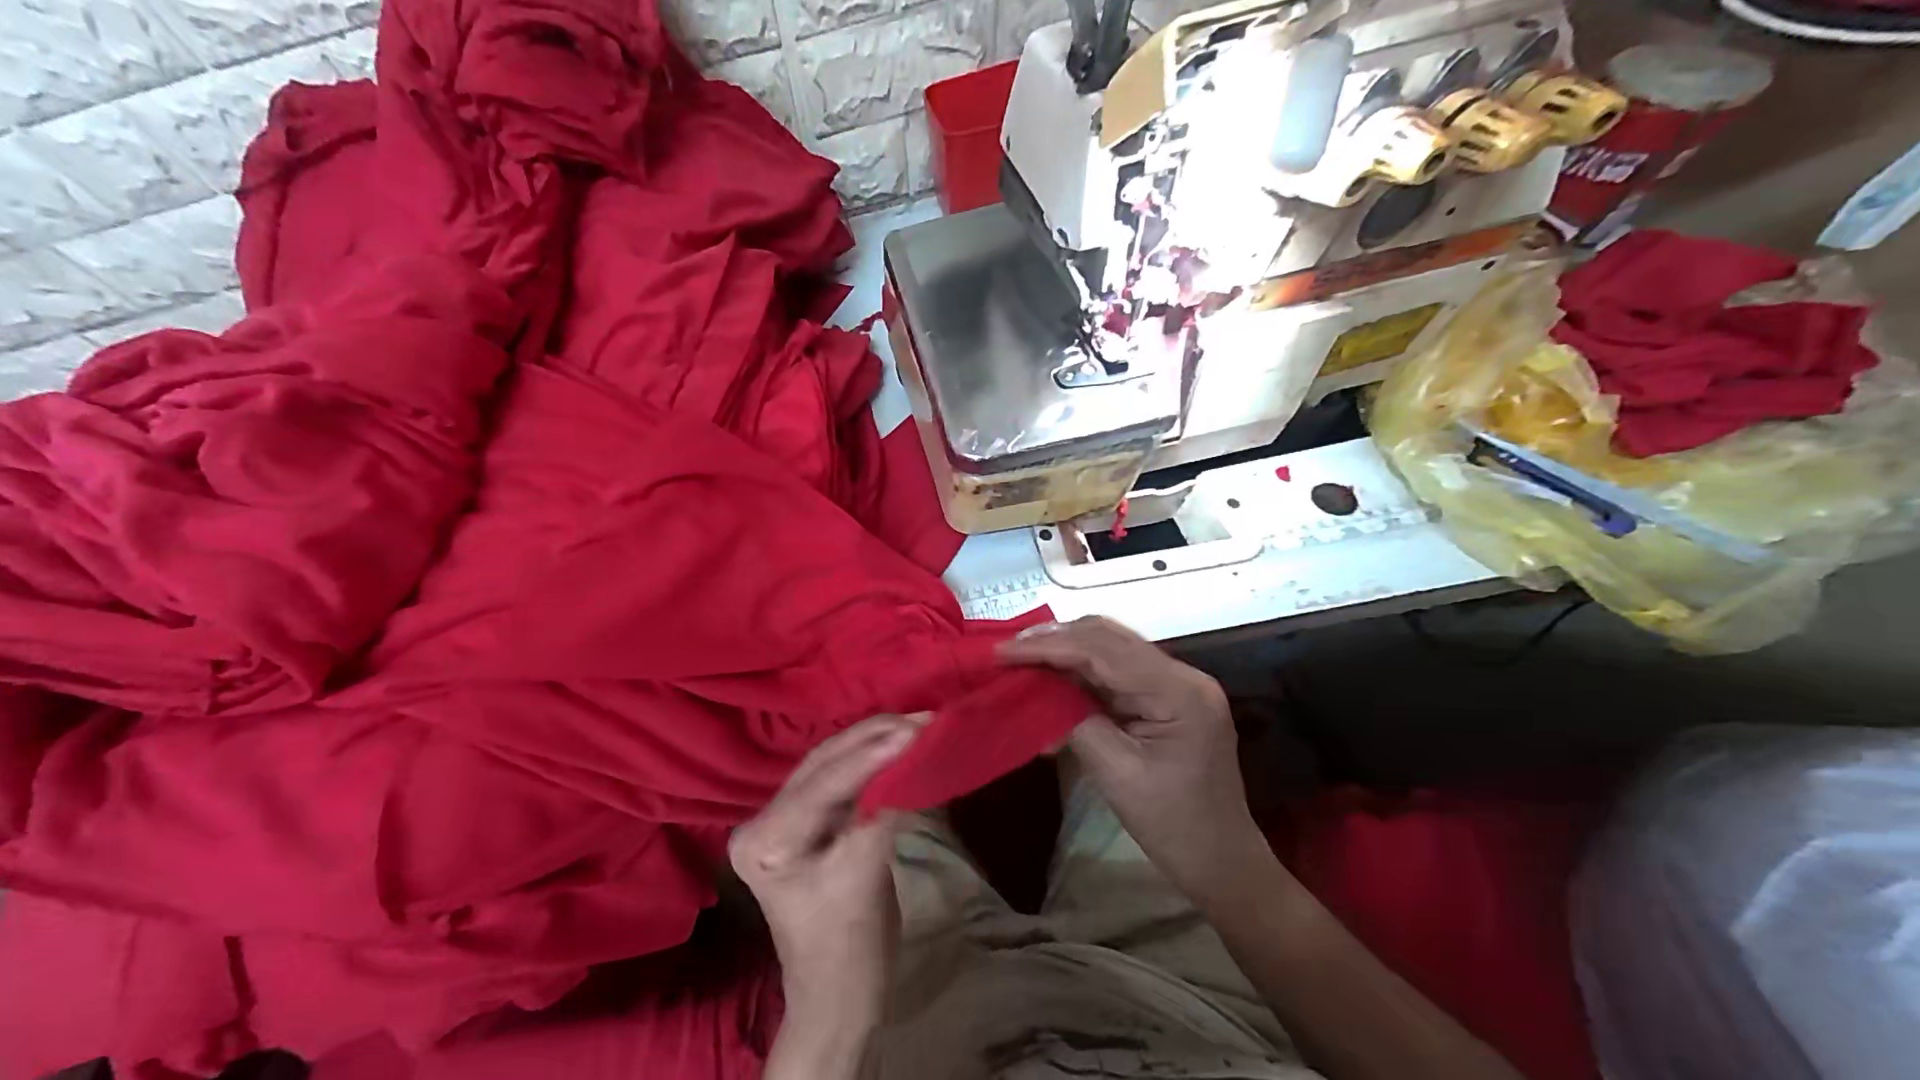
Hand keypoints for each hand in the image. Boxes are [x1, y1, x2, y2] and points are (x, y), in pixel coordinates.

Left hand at [730, 714, 919, 1036]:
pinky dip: (873, 760)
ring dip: (875, 741)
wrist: (840, 994)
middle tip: (922, 718)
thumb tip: (912, 757)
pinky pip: (841, 778)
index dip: (871, 753)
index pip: (823, 784)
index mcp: (763, 840)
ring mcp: (782, 818)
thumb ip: (882, 814)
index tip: (915, 728)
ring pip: (832, 763)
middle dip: (874, 736)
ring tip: (917, 723)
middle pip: (823, 763)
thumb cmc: (848, 948)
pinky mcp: (806, 821)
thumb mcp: (865, 879)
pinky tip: (900, 744)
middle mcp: (762, 821)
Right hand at [997, 617, 1263, 899]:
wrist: (1221, 860)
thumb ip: (1075, 722)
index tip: (1003, 651)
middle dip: (1055, 638)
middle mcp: (1183, 675)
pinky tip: (1053, 674)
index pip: (1103, 651)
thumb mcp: (1116, 773)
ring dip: (1067, 648)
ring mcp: (1179, 683)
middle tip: (1008, 649)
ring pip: (1113, 647)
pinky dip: (1083, 669)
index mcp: (1179, 691)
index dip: (1049, 646)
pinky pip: (1120, 670)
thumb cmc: (1171, 824)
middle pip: (1110, 637)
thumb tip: (1035, 690)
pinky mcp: (1170, 697)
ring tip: (1022, 655)